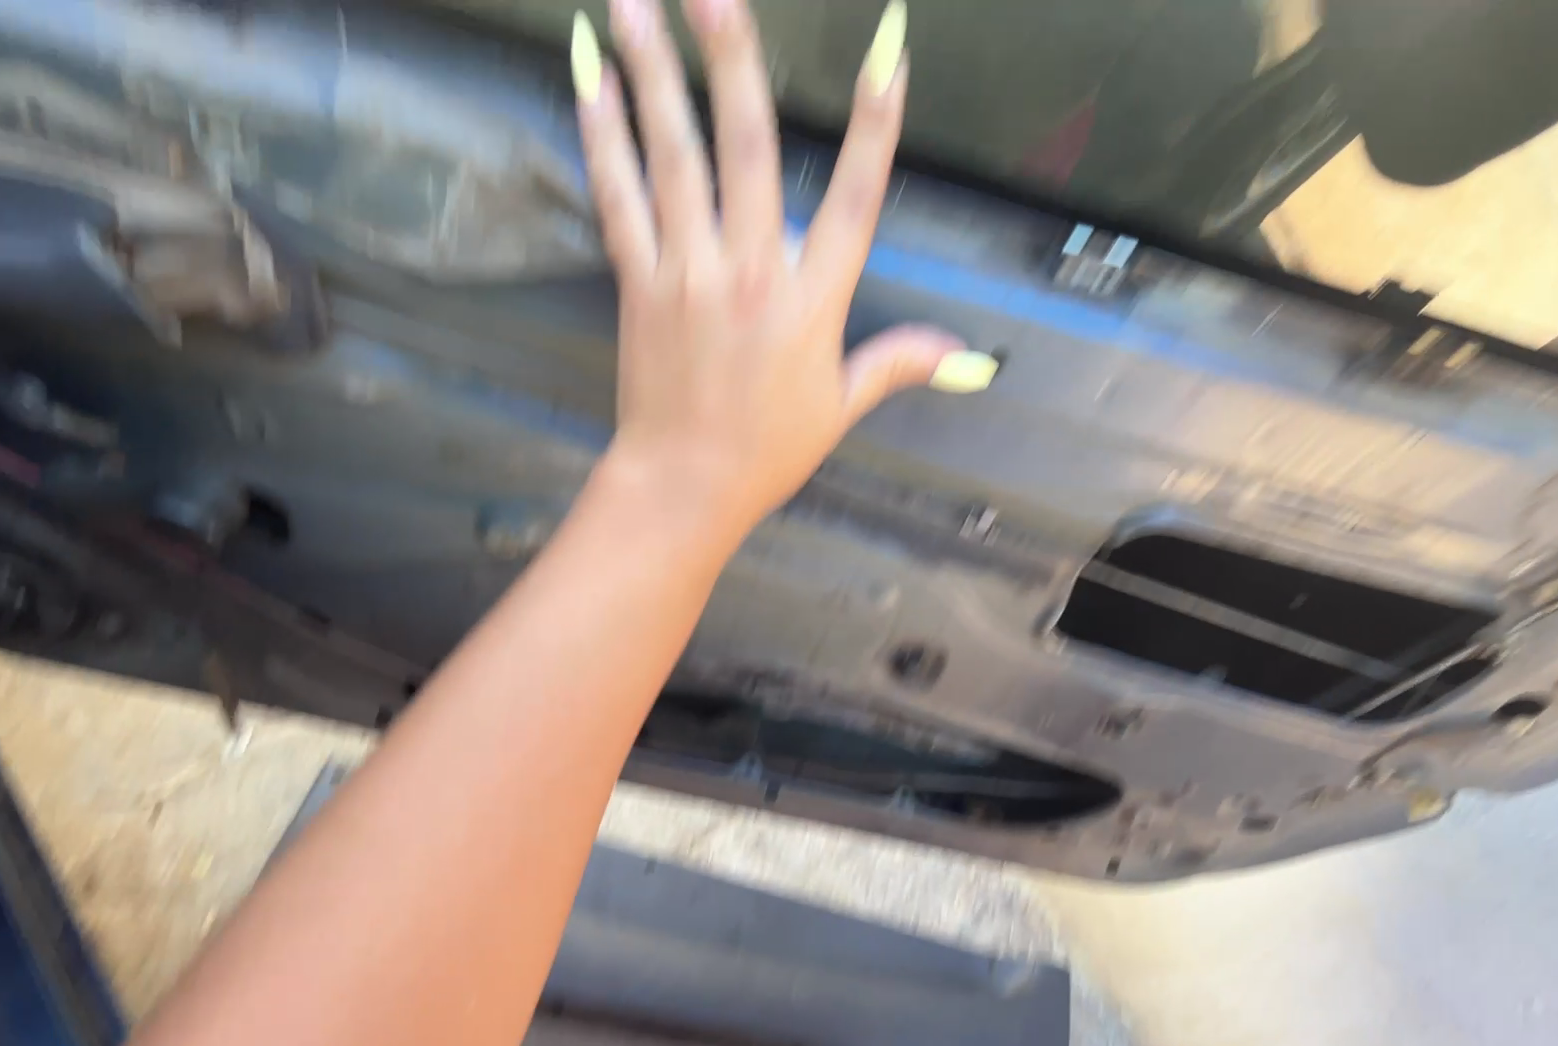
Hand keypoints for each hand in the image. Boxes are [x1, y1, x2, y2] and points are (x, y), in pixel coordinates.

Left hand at [571, 0, 994, 527]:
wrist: (684, 485)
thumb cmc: (768, 451)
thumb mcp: (840, 407)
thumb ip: (897, 364)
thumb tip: (966, 358)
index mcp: (812, 303)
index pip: (856, 200)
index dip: (876, 124)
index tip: (890, 48)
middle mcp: (751, 273)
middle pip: (750, 149)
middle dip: (735, 59)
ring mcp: (688, 274)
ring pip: (673, 159)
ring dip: (656, 73)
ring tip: (632, 0)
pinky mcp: (638, 283)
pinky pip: (618, 199)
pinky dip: (602, 137)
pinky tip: (591, 80)